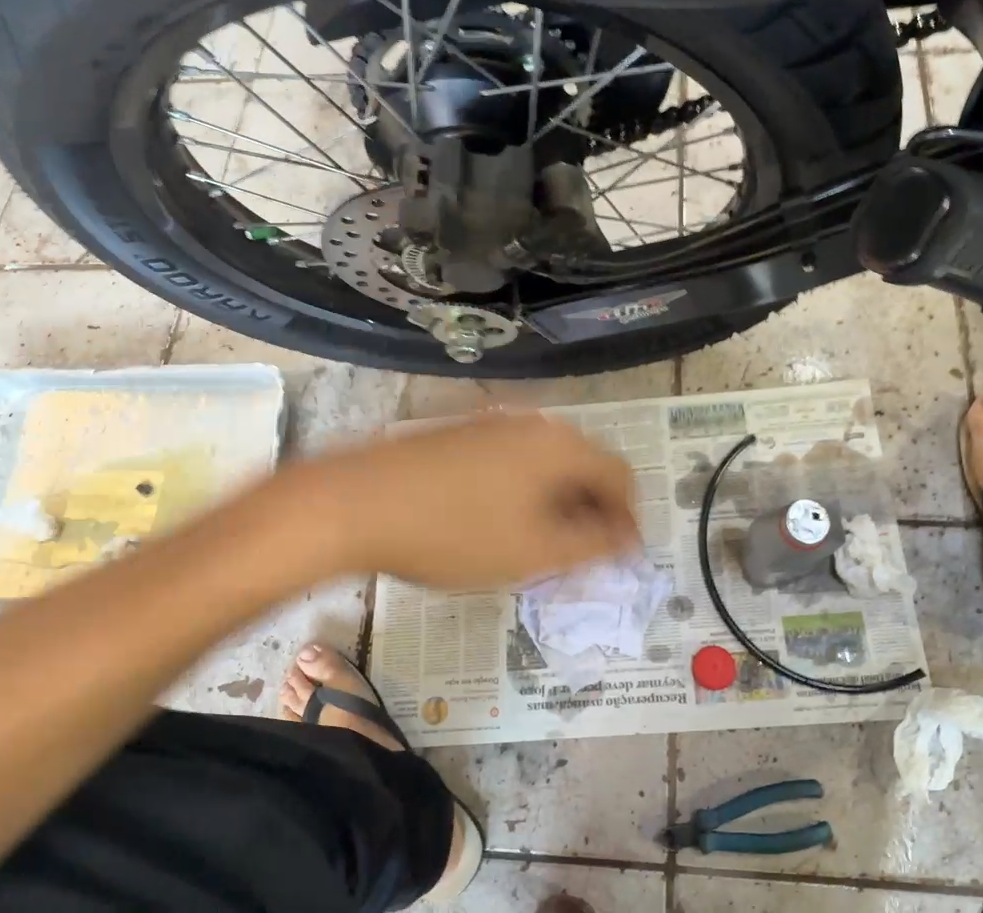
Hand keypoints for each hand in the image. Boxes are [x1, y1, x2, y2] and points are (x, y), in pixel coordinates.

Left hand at [281, 412, 641, 589]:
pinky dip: (523, 492)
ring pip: (546, 464)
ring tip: (540, 546)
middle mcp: (533, 424)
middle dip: (592, 511)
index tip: (621, 558)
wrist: (354, 503)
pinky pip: (512, 461)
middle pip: (584, 465)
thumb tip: (624, 537)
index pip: (621, 476)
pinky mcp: (459, 434)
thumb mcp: (533, 551)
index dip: (628, 519)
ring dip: (557, 503)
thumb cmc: (454, 533)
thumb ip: (591, 545)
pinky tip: (498, 523)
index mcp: (561, 445)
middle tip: (581, 557)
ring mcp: (492, 424)